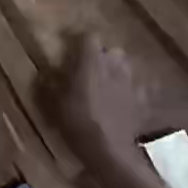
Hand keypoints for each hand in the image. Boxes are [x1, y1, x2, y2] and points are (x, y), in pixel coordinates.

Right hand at [45, 33, 149, 163]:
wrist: (110, 150)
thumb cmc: (78, 122)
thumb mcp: (55, 103)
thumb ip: (50, 83)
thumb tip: (45, 72)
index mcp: (92, 60)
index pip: (88, 36)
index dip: (79, 40)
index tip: (70, 48)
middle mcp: (114, 64)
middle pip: (110, 50)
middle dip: (100, 58)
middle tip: (88, 71)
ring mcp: (131, 81)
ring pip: (124, 67)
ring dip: (115, 72)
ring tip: (105, 87)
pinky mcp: (142, 99)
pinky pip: (134, 88)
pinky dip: (127, 92)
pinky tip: (121, 103)